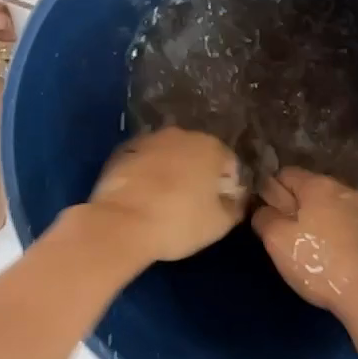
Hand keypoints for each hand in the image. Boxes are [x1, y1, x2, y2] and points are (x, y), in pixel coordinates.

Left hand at [88, 129, 245, 261]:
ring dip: (171, 171)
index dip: (227, 188)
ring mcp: (149, 139)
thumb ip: (235, 206)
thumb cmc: (179, 222)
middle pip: (198, 154)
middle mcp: (181, 134)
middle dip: (199, 175)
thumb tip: (235, 199)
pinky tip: (143, 197)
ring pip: (169, 155)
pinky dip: (147, 173)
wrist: (121, 223)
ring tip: (164, 201)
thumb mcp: (220, 224)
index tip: (218, 208)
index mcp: (210, 146)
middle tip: (192, 205)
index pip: (229, 164)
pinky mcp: (123, 150)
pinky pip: (145, 161)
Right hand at [252, 168, 357, 317]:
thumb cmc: (320, 265)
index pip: (285, 174)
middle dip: (298, 206)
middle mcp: (345, 188)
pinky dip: (344, 232)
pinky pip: (353, 222)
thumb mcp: (278, 242)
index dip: (271, 191)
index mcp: (317, 185)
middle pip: (312, 189)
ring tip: (317, 248)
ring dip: (323, 219)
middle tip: (290, 236)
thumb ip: (264, 218)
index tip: (268, 215)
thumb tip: (263, 209)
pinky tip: (341, 256)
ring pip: (334, 206)